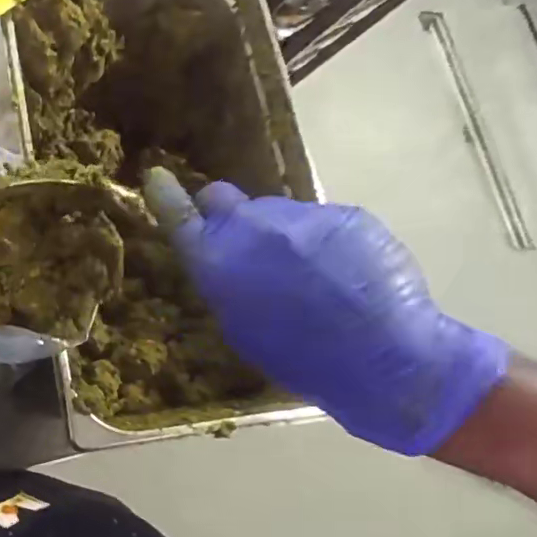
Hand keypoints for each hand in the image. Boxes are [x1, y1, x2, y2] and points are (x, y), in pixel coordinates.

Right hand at [145, 172, 507, 455]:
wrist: (380, 358)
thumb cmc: (297, 359)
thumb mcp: (240, 326)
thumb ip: (225, 281)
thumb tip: (226, 258)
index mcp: (217, 262)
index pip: (179, 215)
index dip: (166, 196)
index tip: (156, 177)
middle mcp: (252, 227)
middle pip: (226, 200)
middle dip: (230, 218)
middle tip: (250, 248)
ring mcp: (301, 216)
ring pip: (277, 213)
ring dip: (281, 234)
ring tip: (310, 275)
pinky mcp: (344, 214)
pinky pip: (319, 221)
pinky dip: (322, 240)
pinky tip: (341, 272)